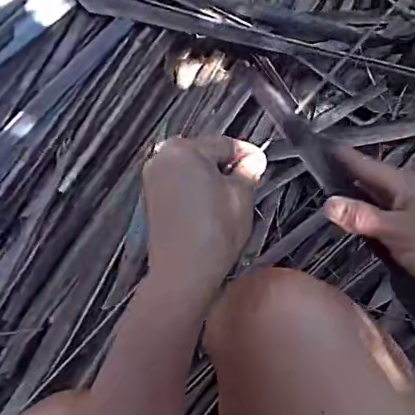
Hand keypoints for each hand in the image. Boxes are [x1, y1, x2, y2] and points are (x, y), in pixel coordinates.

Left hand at [143, 136, 266, 291]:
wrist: (184, 272)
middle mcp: (162, 158)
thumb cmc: (215, 231)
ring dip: (211, 177)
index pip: (224, 143)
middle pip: (204, 153)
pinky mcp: (152, 198)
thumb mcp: (241, 197)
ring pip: (191, 169)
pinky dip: (197, 189)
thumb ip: (247, 172)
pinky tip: (212, 207)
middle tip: (248, 182)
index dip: (247, 154)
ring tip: (231, 197)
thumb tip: (254, 160)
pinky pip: (180, 183)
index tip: (261, 164)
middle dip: (226, 165)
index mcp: (184, 150)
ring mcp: (154, 178)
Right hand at [322, 148, 414, 303]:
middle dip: (346, 176)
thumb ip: (361, 217)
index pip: (366, 164)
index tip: (318, 146)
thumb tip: (328, 203)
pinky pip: (387, 210)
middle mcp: (410, 187)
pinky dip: (371, 212)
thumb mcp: (393, 232)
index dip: (342, 157)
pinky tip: (359, 220)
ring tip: (330, 193)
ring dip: (358, 196)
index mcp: (405, 182)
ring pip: (379, 196)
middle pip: (371, 178)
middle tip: (316, 173)